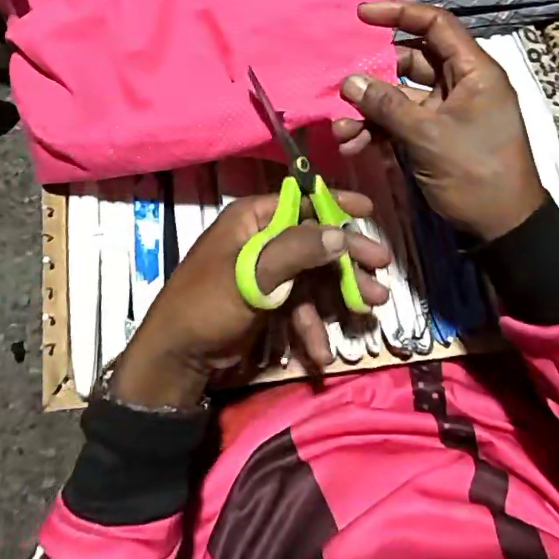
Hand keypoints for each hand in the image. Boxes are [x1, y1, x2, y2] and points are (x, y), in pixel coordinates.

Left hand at [111, 193, 390, 409]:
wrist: (179, 356)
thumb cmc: (209, 303)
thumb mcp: (253, 273)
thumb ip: (297, 251)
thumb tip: (339, 233)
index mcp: (251, 219)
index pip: (300, 201)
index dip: (335, 205)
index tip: (369, 211)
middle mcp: (260, 239)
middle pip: (313, 242)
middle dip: (346, 259)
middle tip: (380, 271)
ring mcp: (264, 272)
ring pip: (312, 277)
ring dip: (339, 295)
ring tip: (369, 309)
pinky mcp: (266, 302)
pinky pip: (299, 306)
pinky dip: (312, 327)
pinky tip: (321, 353)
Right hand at [333, 1, 543, 240]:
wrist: (501, 229)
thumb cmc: (475, 172)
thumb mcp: (428, 136)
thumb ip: (387, 106)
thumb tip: (349, 81)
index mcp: (474, 72)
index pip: (436, 26)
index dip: (399, 14)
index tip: (362, 15)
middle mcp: (459, 84)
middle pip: (408, 62)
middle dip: (372, 76)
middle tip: (342, 88)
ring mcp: (444, 111)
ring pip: (397, 95)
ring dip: (368, 110)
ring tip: (342, 130)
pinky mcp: (431, 135)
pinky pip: (398, 121)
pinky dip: (376, 130)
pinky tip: (353, 144)